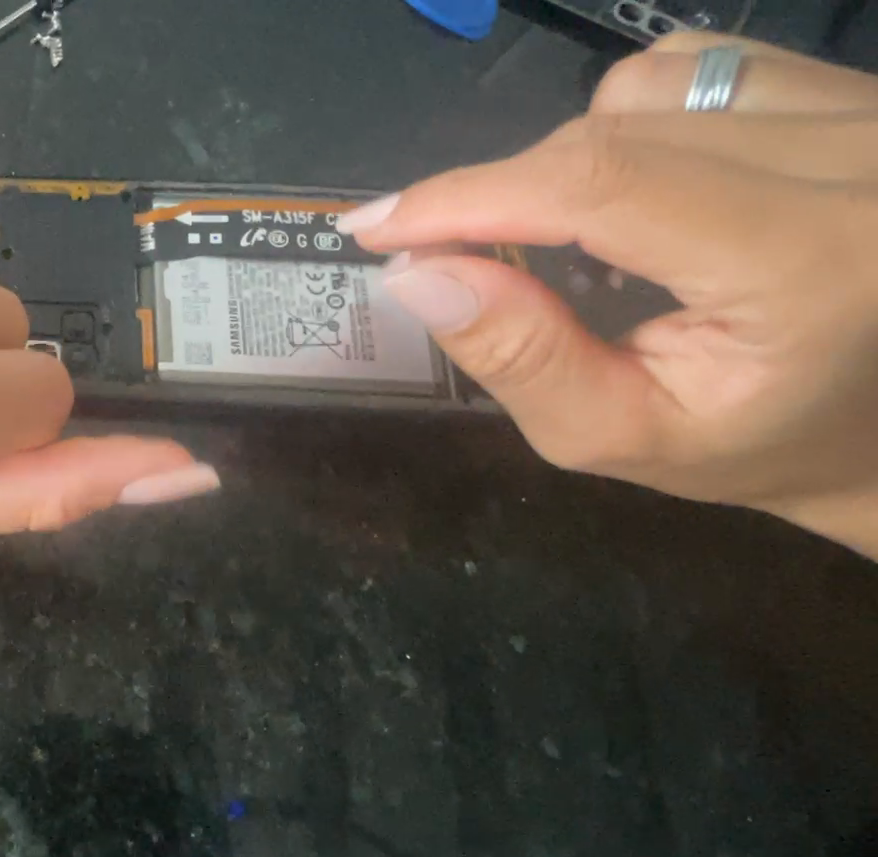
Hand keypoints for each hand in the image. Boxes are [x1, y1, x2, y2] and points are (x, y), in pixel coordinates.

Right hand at [339, 33, 877, 553]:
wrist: (867, 412)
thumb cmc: (737, 443)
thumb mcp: (605, 433)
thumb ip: (517, 357)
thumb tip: (413, 274)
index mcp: (805, 262)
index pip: (599, 188)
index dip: (465, 198)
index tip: (372, 227)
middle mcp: (860, 157)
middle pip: (607, 137)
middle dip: (489, 193)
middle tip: (432, 252)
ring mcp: (865, 110)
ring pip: (640, 93)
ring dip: (555, 163)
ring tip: (556, 235)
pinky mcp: (847, 91)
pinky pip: (689, 70)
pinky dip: (617, 125)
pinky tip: (622, 187)